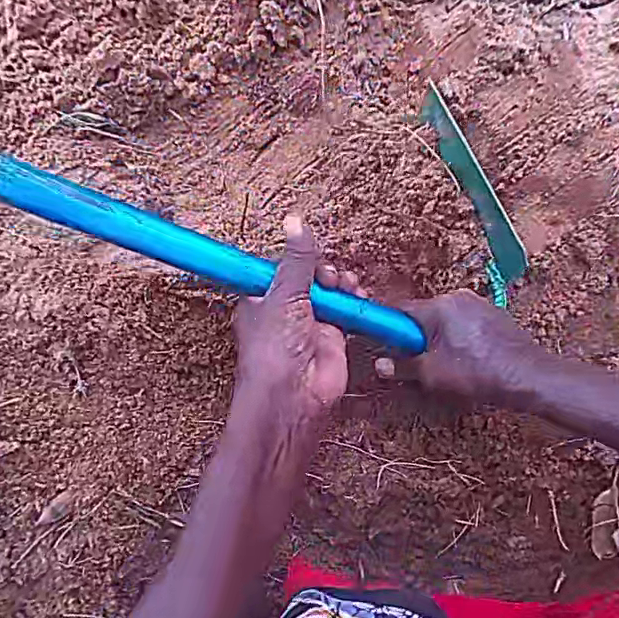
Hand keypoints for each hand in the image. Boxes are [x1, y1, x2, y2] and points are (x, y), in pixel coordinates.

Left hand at [232, 216, 361, 424]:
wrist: (294, 395)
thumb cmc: (273, 350)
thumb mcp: (284, 294)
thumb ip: (296, 260)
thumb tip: (295, 222)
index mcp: (260, 299)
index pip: (277, 269)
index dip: (292, 258)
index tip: (304, 249)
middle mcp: (284, 311)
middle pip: (307, 277)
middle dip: (320, 270)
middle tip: (326, 275)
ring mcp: (309, 325)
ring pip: (329, 293)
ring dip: (339, 284)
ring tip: (343, 285)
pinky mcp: (332, 338)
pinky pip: (346, 312)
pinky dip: (354, 303)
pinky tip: (358, 297)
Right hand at [375, 290, 547, 405]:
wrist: (528, 377)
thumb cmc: (479, 373)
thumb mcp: (432, 374)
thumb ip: (402, 366)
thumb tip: (381, 364)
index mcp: (439, 307)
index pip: (399, 310)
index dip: (387, 329)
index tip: (382, 343)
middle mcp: (457, 298)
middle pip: (422, 316)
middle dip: (415, 339)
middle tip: (417, 365)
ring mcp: (478, 305)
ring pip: (444, 322)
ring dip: (437, 341)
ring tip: (446, 368)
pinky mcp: (493, 316)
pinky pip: (463, 325)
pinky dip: (457, 341)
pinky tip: (466, 363)